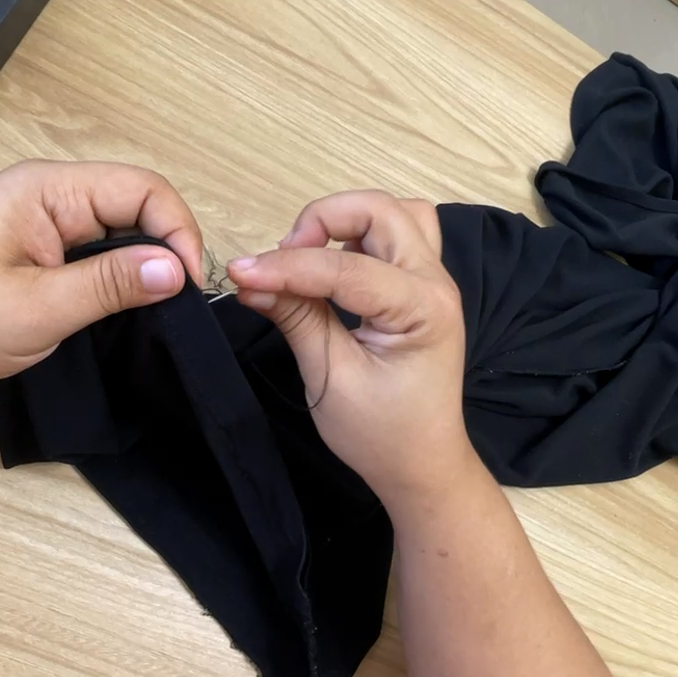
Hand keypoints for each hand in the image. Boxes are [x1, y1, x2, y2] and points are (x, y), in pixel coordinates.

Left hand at [0, 160, 201, 382]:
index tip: (188, 289)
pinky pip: (99, 245)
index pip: (144, 189)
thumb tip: (175, 271)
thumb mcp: (35, 310)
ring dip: (146, 262)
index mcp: (47, 189)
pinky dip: (122, 272)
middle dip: (169, 247)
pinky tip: (125, 302)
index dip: (178, 234)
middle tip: (180, 304)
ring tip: (156, 307)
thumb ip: (108, 286)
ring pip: (123, 226)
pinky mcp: (41, 240)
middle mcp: (50, 191)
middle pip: (139, 203)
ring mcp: (45, 215)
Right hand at [227, 190, 473, 498]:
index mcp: (422, 311)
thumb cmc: (381, 434)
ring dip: (349, 222)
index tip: (240, 272)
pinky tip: (333, 266)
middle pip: (382, 211)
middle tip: (284, 258)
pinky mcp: (421, 288)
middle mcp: (437, 284)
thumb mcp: (330, 378)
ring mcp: (434, 282)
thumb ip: (295, 318)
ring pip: (396, 214)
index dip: (287, 266)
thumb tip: (251, 279)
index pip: (345, 268)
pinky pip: (398, 236)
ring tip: (311, 257)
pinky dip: (362, 236)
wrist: (423, 465)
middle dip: (324, 221)